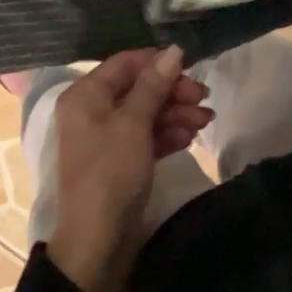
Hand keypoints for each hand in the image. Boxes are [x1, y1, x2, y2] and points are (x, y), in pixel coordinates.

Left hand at [47, 47, 212, 291]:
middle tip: (204, 96)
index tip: (189, 65)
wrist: (98, 241)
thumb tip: (173, 50)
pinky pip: (145, 137)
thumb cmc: (110, 171)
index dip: (156, 62)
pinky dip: (167, 135)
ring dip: (175, 114)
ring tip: (205, 121)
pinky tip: (190, 138)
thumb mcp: (133, 123)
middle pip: (137, 88)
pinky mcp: (120, 161)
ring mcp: (106, 137)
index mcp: (85, 94)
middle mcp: (92, 110)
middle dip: (172, 91)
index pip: (124, 64)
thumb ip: (153, 85)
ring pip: (145, 113)